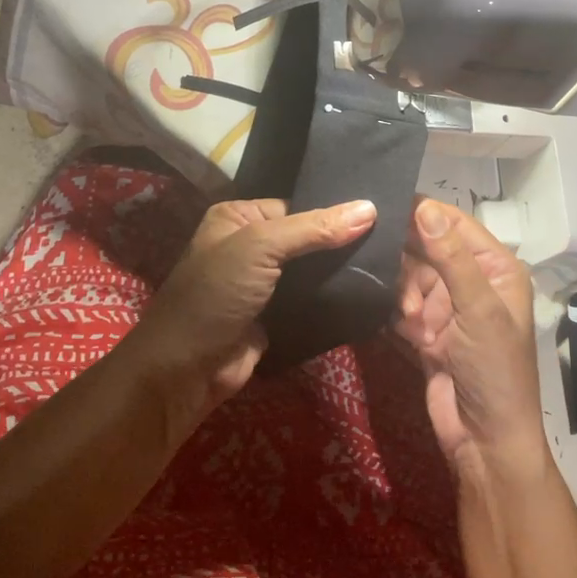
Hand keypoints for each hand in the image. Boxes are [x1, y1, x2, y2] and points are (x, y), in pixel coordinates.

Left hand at [130, 197, 376, 412]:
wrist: (185, 371)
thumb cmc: (215, 295)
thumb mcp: (260, 248)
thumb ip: (313, 228)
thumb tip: (370, 208)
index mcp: (238, 218)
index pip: (298, 205)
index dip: (333, 210)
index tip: (379, 211)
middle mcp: (250, 246)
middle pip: (308, 238)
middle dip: (342, 242)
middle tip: (392, 239)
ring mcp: (264, 284)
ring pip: (313, 271)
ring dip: (341, 272)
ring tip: (389, 263)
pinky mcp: (276, 317)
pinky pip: (312, 300)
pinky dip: (333, 299)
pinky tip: (369, 292)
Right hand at [395, 198, 546, 479]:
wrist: (485, 441)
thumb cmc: (494, 370)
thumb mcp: (477, 309)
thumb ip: (450, 258)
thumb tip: (424, 207)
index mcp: (496, 267)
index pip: (454, 224)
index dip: (422, 213)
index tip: (383, 204)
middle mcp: (472, 280)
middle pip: (426, 248)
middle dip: (409, 263)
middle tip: (389, 273)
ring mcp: (447, 307)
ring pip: (409, 277)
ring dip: (405, 296)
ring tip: (413, 323)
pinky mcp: (426, 331)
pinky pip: (401, 306)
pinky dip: (397, 316)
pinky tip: (404, 333)